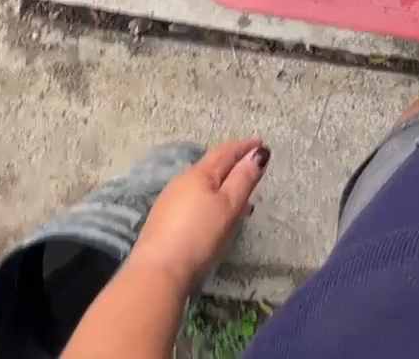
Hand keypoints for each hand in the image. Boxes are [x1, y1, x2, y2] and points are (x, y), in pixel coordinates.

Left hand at [126, 139, 269, 294]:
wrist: (156, 274)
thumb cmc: (199, 235)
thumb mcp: (229, 205)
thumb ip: (244, 178)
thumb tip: (258, 152)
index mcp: (199, 174)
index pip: (225, 151)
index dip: (244, 146)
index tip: (261, 145)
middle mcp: (181, 182)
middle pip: (213, 167)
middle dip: (235, 168)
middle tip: (255, 174)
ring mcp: (169, 202)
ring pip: (203, 187)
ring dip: (224, 189)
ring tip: (241, 204)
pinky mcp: (163, 222)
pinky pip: (193, 201)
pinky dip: (210, 202)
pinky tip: (215, 220)